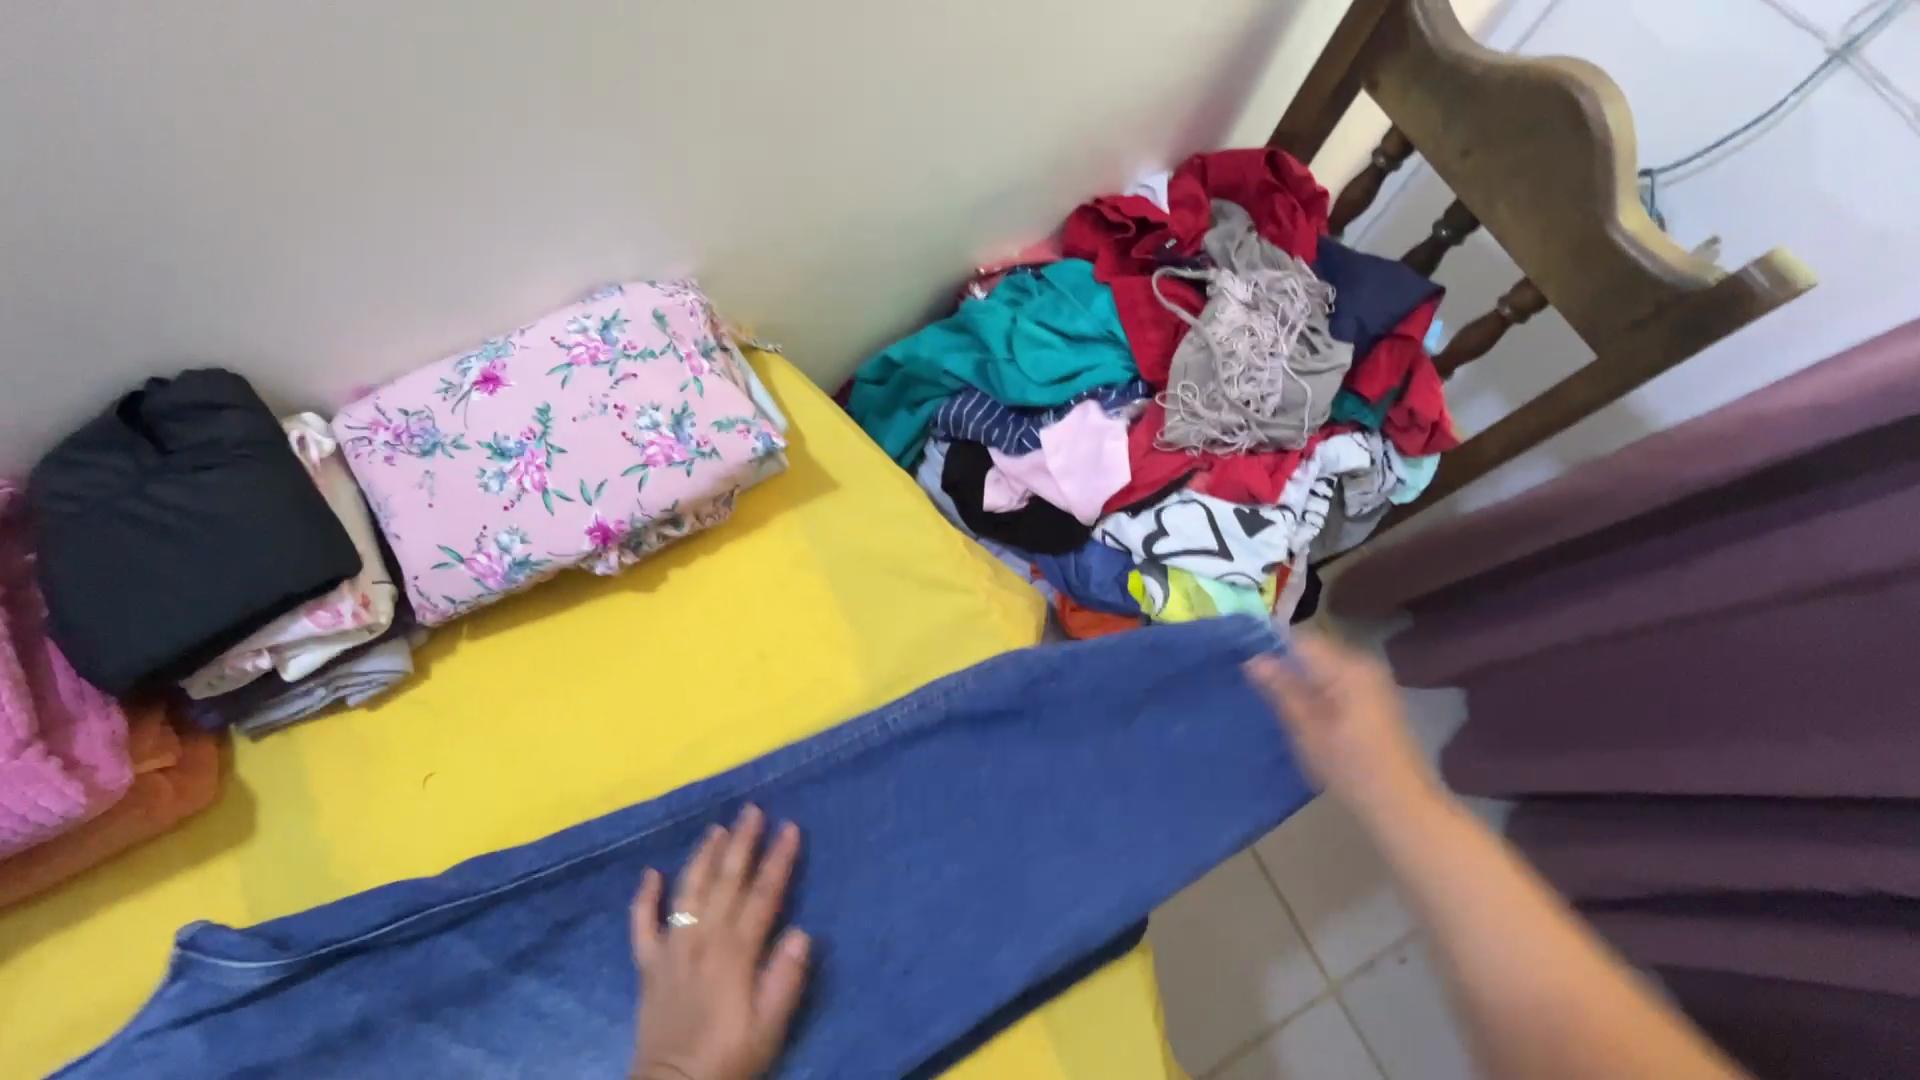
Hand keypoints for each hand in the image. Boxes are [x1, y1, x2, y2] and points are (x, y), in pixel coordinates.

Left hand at [631, 805, 809, 1079]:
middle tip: (752, 809)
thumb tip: (802, 931)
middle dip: (742, 842)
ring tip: (717, 827)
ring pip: (688, 891)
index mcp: (736, 952)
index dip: (778, 859)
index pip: (763, 894)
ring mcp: (672, 949)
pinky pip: (641, 925)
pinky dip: (644, 897)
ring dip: (703, 856)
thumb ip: (785, 978)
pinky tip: (650, 872)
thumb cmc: (729, 1056)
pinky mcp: (648, 965)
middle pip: (726, 881)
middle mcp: (703, 940)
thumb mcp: (770, 1026)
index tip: (790, 827)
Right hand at [1244, 632, 1441, 820]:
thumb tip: (1252, 659)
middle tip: (1253, 682)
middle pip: (1311, 649)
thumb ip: (1281, 690)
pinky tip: (1301, 708)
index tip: (1242, 661)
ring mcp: (1371, 678)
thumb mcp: (1307, 729)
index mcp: (1346, 667)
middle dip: (1282, 661)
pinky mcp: (1373, 695)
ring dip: (1298, 675)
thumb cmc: (1349, 767)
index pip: (1298, 639)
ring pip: (1321, 663)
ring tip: (1270, 695)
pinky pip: (1334, 676)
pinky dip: (1315, 686)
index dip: (1268, 646)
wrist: (1400, 803)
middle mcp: (1362, 663)